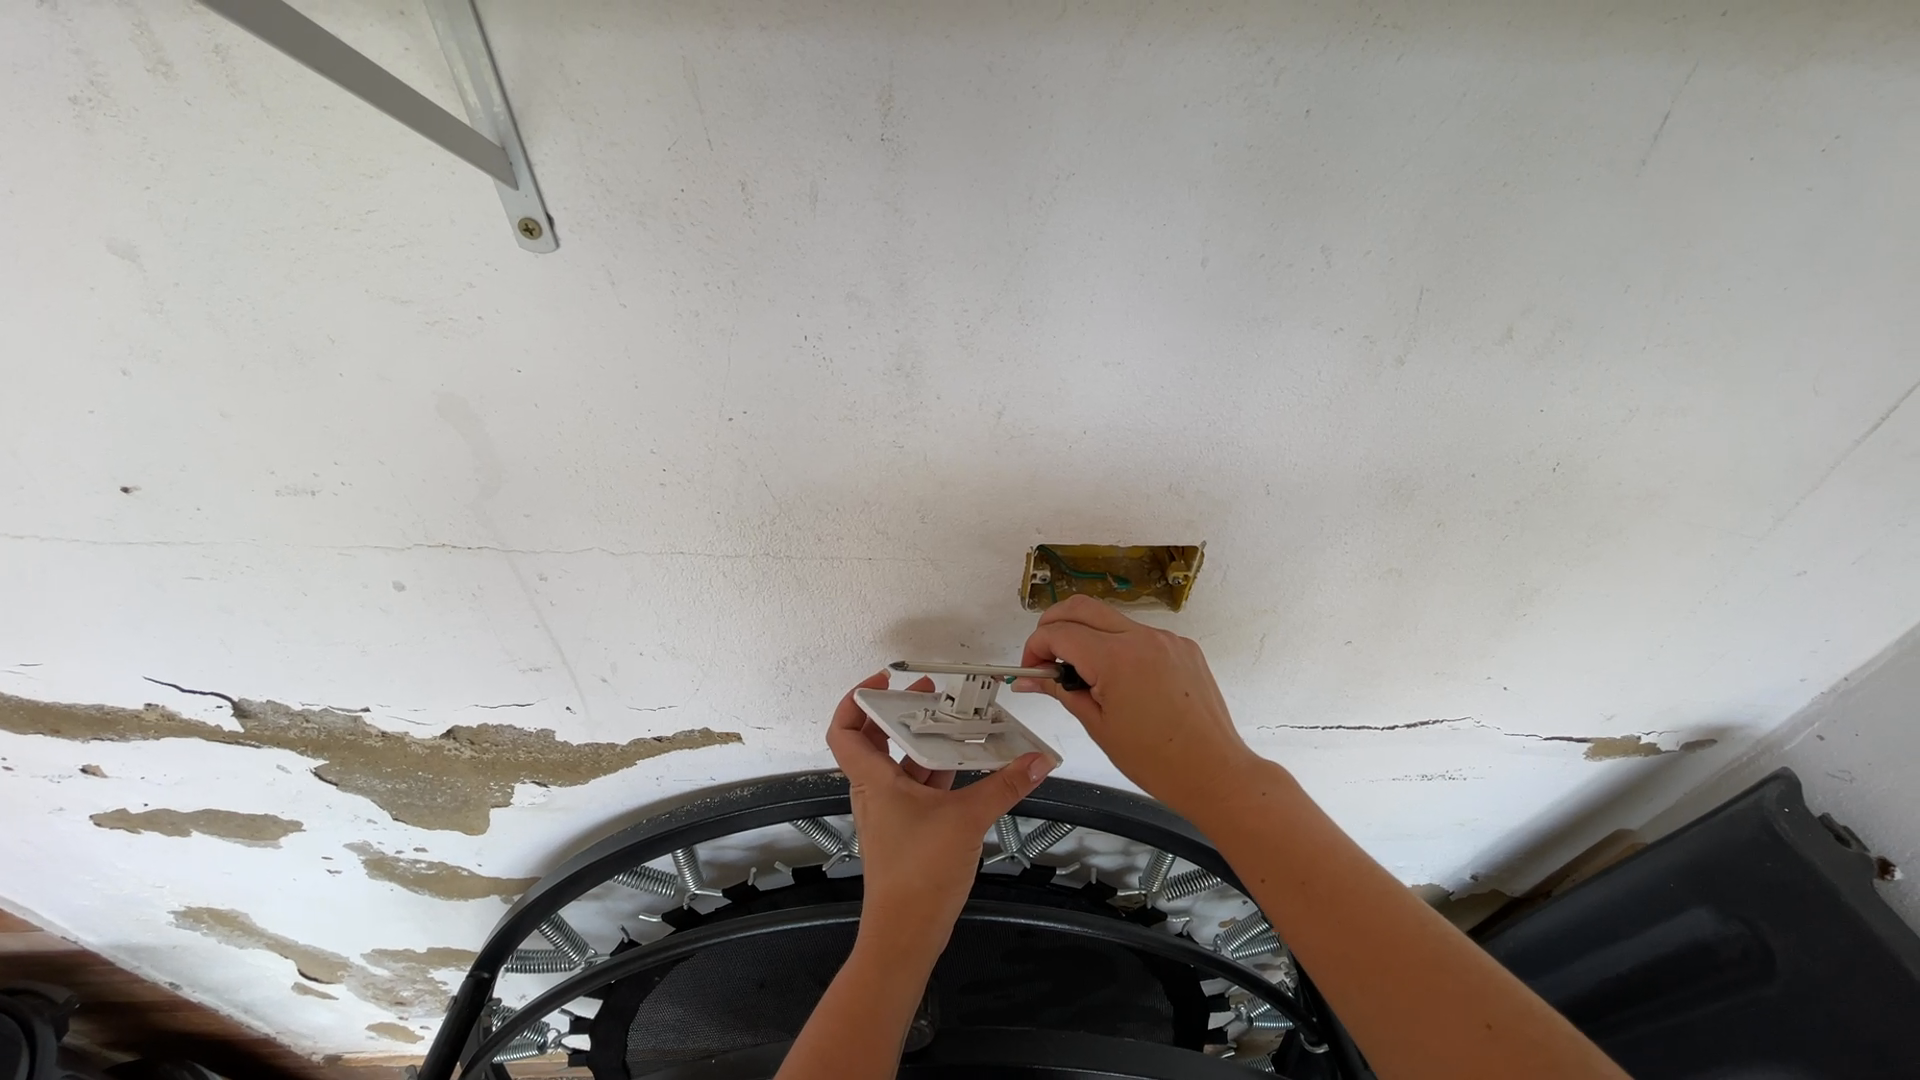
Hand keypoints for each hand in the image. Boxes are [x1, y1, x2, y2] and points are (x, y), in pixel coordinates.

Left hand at [827, 671, 1054, 963]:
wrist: (907, 933)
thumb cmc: (920, 872)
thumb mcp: (967, 819)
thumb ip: (1004, 786)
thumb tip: (1038, 761)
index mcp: (874, 781)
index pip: (845, 730)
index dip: (855, 700)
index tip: (883, 682)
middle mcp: (876, 791)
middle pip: (875, 740)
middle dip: (900, 712)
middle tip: (930, 693)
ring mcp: (891, 812)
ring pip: (902, 764)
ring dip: (924, 741)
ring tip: (956, 721)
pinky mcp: (907, 830)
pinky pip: (919, 787)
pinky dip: (939, 771)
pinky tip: (967, 764)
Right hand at [1014, 595, 1256, 815]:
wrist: (1215, 773)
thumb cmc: (1158, 760)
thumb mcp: (1097, 725)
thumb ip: (1061, 691)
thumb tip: (1030, 679)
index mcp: (1117, 658)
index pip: (1059, 632)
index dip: (1035, 647)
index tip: (1031, 668)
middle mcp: (1143, 638)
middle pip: (1081, 607)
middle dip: (1054, 625)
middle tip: (1044, 656)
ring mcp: (1166, 639)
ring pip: (1111, 619)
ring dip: (1087, 636)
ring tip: (1084, 675)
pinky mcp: (1183, 647)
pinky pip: (1139, 635)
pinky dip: (1119, 647)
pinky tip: (1120, 681)